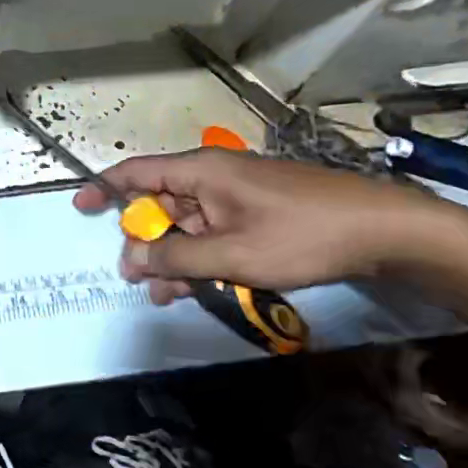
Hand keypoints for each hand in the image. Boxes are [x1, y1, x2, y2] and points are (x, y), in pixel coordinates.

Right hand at [72, 148, 463, 302]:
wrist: (387, 230)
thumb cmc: (303, 235)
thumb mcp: (233, 255)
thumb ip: (177, 258)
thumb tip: (135, 259)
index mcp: (201, 172)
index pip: (137, 172)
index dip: (104, 189)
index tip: (80, 209)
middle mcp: (214, 176)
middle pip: (161, 204)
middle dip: (143, 240)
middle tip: (135, 276)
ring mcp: (237, 194)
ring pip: (188, 223)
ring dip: (173, 257)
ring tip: (167, 295)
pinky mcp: (258, 212)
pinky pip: (214, 231)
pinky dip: (201, 256)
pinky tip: (199, 287)